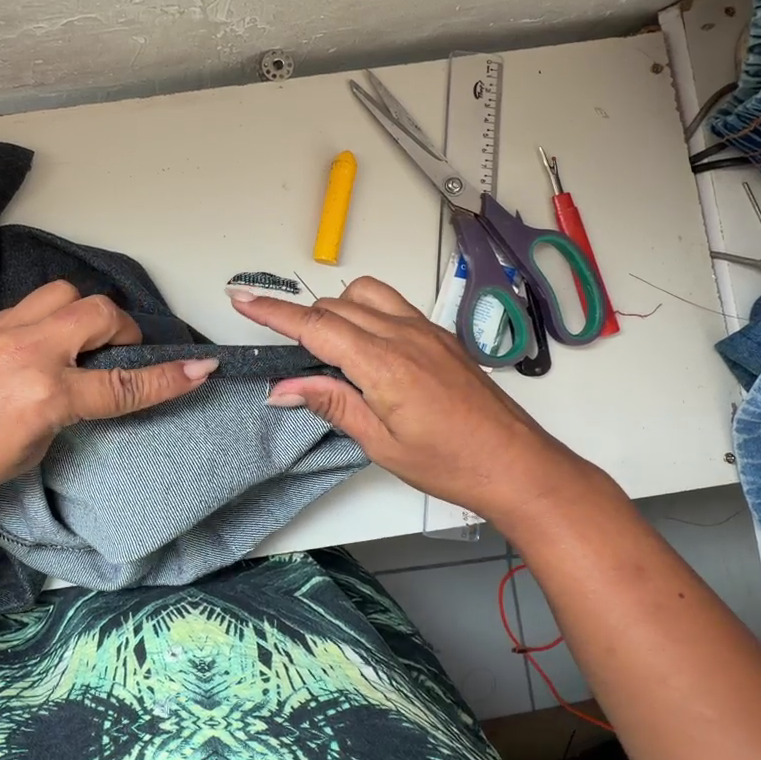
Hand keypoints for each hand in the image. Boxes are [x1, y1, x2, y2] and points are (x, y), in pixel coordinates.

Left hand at [0, 281, 217, 534]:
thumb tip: (80, 386)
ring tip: (78, 344)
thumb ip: (66, 410)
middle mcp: (28, 351)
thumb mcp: (33, 451)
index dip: (168, 380)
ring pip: (63, 293)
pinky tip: (36, 349)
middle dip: (123, 332)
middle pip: (100, 313)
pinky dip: (47, 320)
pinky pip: (28, 308)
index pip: (123, 385)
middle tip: (118, 357)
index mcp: (47, 394)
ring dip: (84, 314)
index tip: (201, 370)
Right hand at [231, 276, 597, 522]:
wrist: (519, 466)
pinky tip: (362, 344)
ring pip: (363, 293)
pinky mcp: (438, 335)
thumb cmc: (453, 463)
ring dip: (334, 308)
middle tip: (280, 348)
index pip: (315, 326)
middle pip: (333, 306)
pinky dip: (363, 311)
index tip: (241, 299)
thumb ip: (329, 404)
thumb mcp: (379, 443)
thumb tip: (282, 389)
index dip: (273, 311)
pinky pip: (389, 304)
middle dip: (299, 318)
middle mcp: (405, 336)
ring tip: (324, 344)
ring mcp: (425, 331)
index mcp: (385, 365)